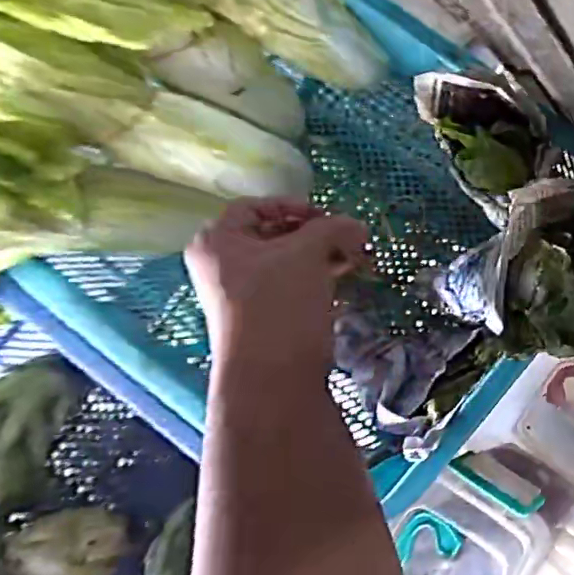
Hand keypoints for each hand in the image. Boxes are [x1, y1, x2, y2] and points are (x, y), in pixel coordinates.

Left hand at [185, 198, 367, 374]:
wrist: (273, 368)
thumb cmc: (279, 301)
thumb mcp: (307, 253)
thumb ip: (332, 229)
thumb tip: (355, 224)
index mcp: (218, 241)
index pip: (255, 207)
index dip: (294, 206)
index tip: (330, 218)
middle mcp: (225, 261)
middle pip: (274, 232)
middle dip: (317, 232)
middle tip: (349, 238)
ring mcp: (245, 288)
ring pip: (289, 257)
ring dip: (324, 252)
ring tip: (355, 257)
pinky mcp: (267, 308)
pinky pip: (294, 279)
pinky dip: (320, 272)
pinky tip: (345, 274)